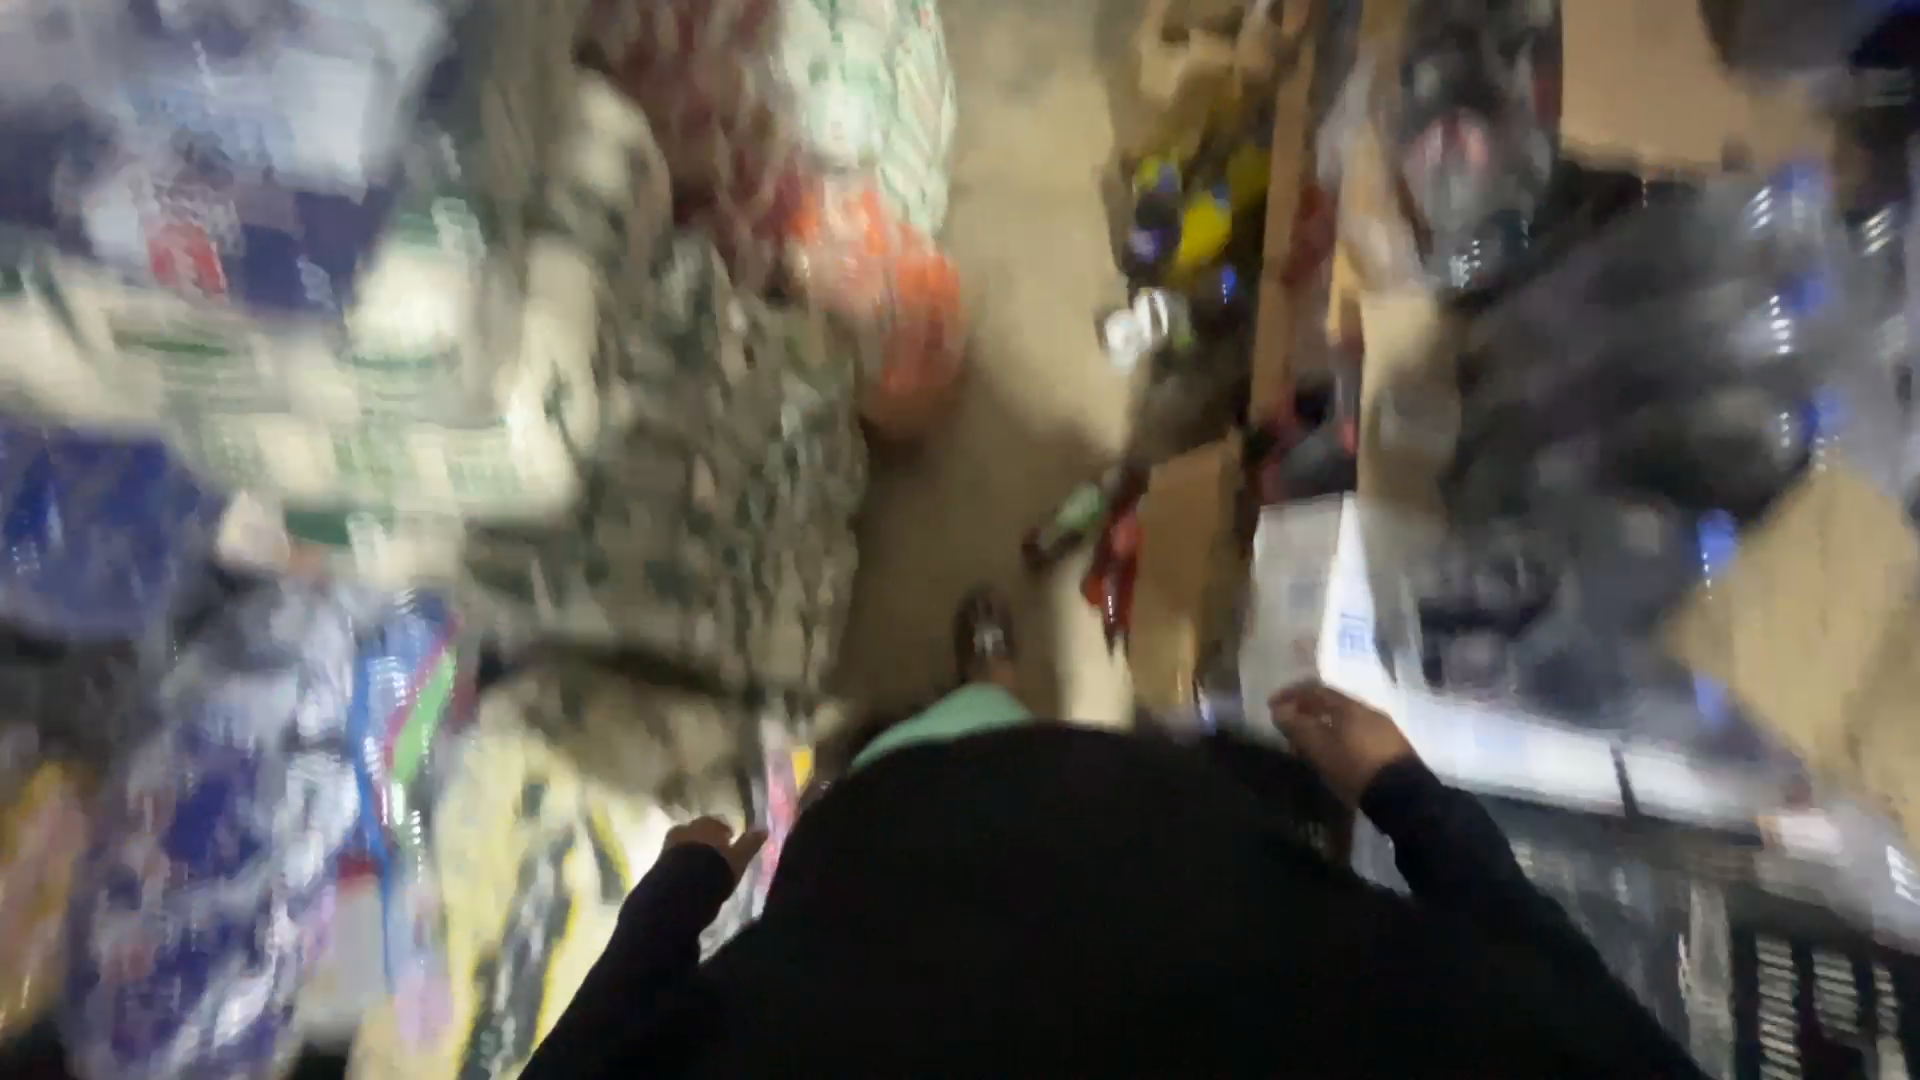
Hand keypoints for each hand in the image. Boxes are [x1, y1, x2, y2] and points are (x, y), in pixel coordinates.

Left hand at [664, 816, 766, 883]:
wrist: (680, 890)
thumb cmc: (715, 869)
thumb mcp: (738, 858)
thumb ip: (750, 843)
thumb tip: (764, 829)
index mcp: (707, 825)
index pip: (716, 822)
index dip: (723, 831)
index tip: (728, 840)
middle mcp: (687, 829)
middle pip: (697, 830)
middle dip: (704, 839)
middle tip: (712, 853)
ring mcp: (669, 846)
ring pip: (683, 844)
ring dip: (690, 851)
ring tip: (698, 866)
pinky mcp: (657, 863)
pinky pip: (672, 859)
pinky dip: (679, 864)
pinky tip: (685, 875)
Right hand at [1269, 682, 1417, 805]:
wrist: (1405, 798)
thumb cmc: (1355, 766)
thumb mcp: (1318, 748)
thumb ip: (1296, 726)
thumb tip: (1278, 711)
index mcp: (1349, 706)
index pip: (1315, 690)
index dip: (1291, 695)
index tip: (1273, 706)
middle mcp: (1368, 711)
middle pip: (1331, 704)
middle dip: (1306, 712)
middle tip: (1289, 726)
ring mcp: (1384, 729)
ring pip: (1345, 720)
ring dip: (1323, 726)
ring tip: (1309, 744)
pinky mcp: (1393, 747)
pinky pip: (1358, 733)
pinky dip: (1339, 737)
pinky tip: (1335, 754)